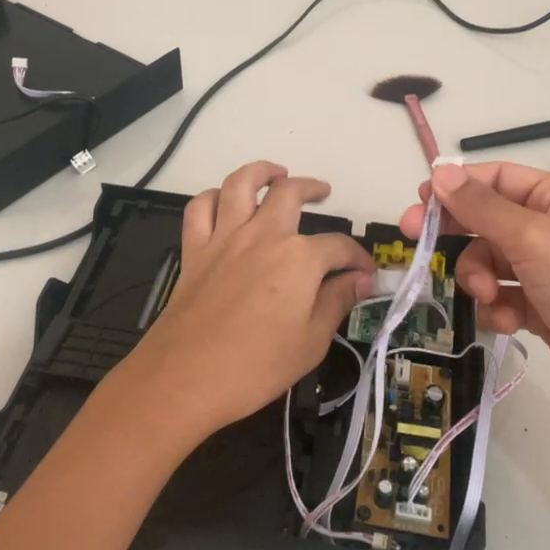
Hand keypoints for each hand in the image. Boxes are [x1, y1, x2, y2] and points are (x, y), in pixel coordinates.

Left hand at [116, 161, 374, 441]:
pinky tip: (225, 201)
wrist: (185, 378)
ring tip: (276, 173)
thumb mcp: (311, 342)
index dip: (357, 258)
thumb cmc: (256, 366)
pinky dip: (214, 197)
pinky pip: (201, 208)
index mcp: (299, 258)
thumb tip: (359, 280)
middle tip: (323, 193)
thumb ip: (336, 302)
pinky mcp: (195, 250)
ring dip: (261, 171)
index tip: (365, 274)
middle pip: (290, 194)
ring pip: (241, 184)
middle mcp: (263, 235)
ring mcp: (225, 238)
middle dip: (312, 188)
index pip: (339, 247)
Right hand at [399, 162, 549, 429]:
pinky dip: (498, 308)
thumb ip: (482, 207)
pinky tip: (507, 322)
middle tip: (415, 240)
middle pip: (488, 219)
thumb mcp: (535, 239)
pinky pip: (504, 297)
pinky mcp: (546, 311)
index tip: (418, 202)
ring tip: (487, 296)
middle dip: (457, 232)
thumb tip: (441, 172)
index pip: (497, 178)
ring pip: (490, 262)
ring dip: (479, 277)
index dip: (456, 186)